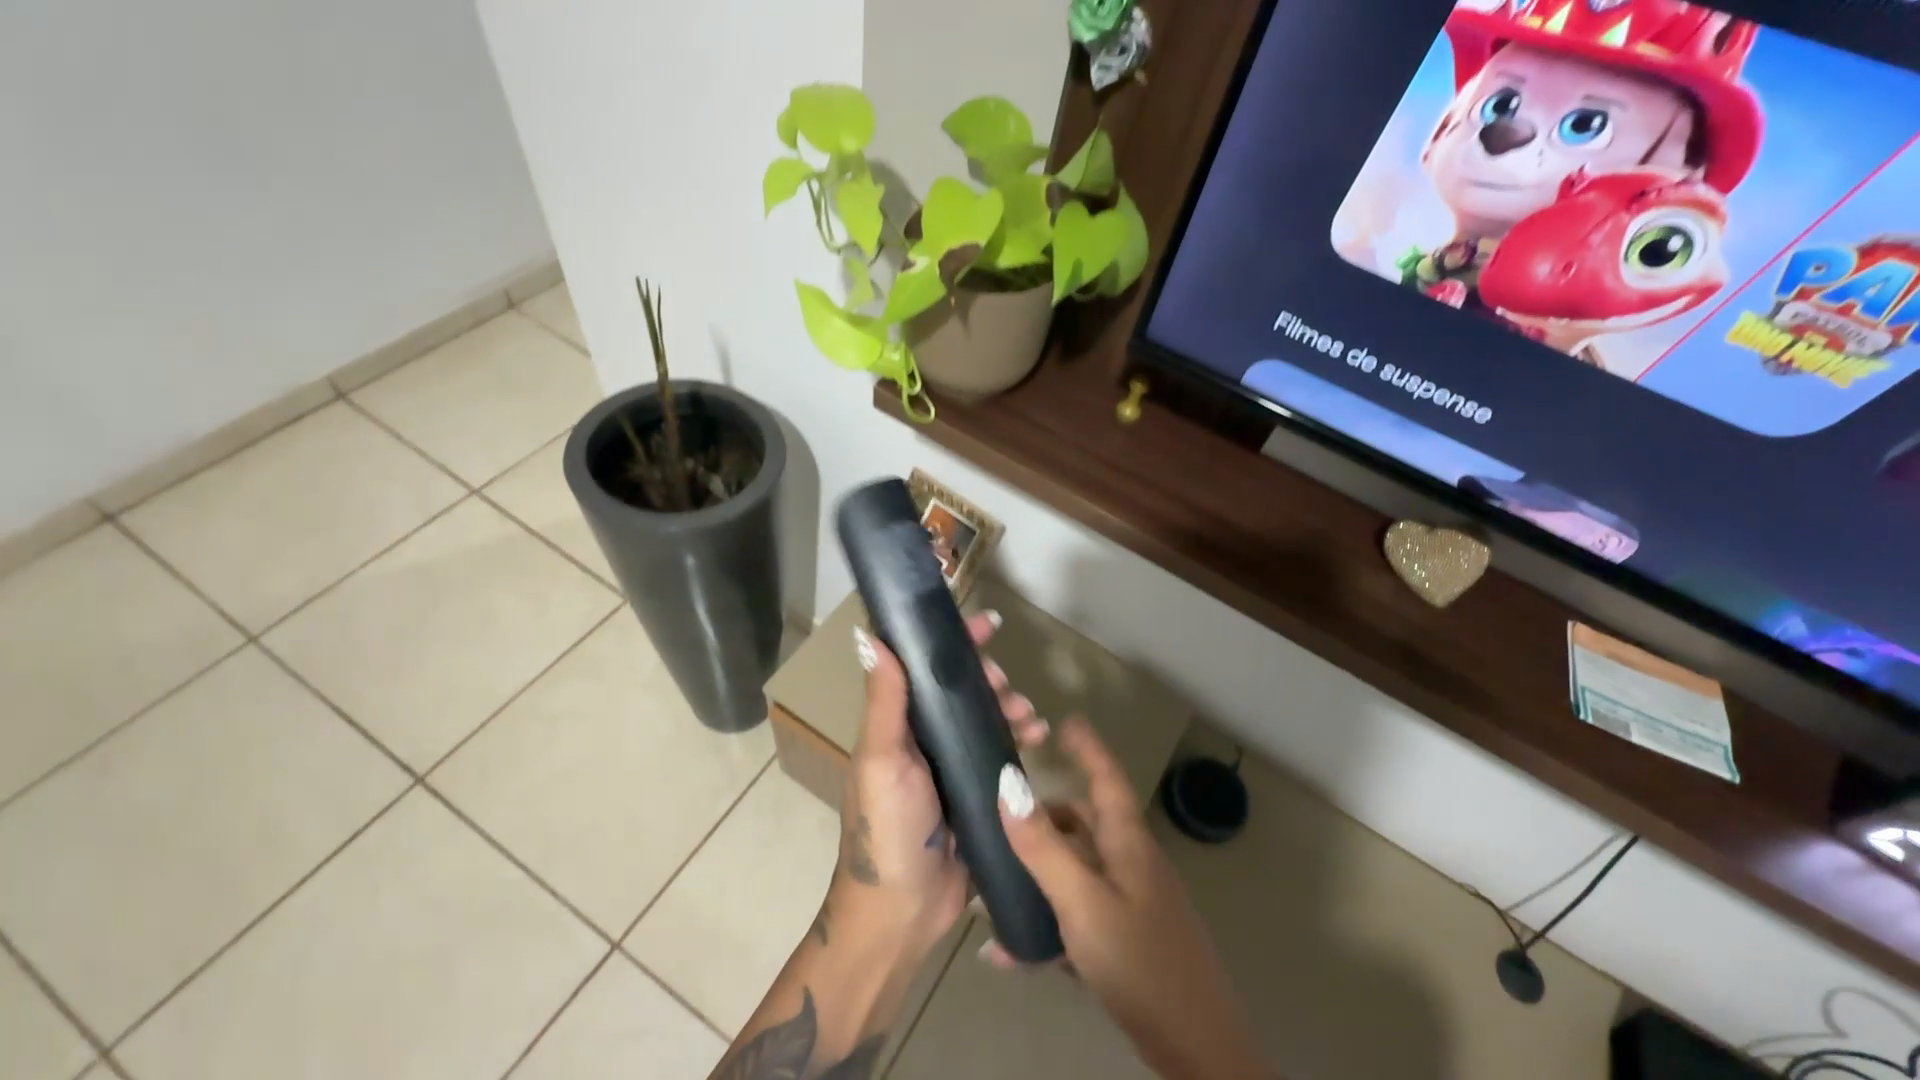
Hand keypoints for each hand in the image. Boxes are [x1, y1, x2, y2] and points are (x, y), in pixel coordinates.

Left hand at [819, 611, 1048, 953]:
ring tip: (1029, 714)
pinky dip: (1020, 738)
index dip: (950, 643)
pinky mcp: (976, 798)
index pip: (921, 670)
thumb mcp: (882, 760)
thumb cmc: (887, 830)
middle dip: (987, 679)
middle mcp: (921, 742)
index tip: (986, 624)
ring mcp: (950, 770)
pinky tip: (1039, 736)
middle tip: (1007, 684)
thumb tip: (869, 636)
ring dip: (1008, 707)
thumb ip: (884, 701)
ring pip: (984, 721)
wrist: (903, 913)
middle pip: (959, 692)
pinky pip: (1001, 756)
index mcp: (895, 728)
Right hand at [989, 720, 1268, 1079]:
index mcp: (1129, 845)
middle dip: (1051, 816)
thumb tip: (1008, 782)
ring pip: (1082, 871)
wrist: (1196, 1042)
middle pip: (1090, 825)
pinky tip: (1011, 950)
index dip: (1089, 748)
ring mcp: (1135, 906)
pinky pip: (1081, 916)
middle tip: (1007, 814)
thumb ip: (1043, 846)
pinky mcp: (1129, 943)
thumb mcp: (1082, 901)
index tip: (1068, 720)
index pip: (1108, 780)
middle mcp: (1134, 867)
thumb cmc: (1138, 960)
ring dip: (1044, 869)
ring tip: (999, 879)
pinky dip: (1049, 920)